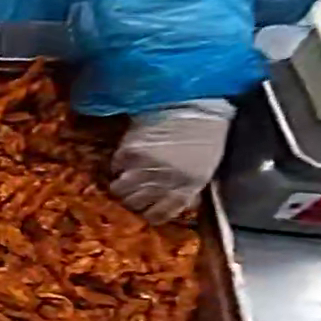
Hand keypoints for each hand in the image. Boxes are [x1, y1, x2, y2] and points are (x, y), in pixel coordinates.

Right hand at [110, 99, 234, 222]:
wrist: (190, 106)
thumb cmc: (204, 136)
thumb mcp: (205, 167)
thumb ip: (188, 187)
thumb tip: (179, 201)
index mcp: (187, 186)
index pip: (160, 214)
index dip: (150, 214)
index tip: (146, 210)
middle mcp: (163, 181)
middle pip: (135, 204)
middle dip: (131, 201)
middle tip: (131, 194)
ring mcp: (143, 168)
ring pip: (119, 190)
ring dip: (120, 187)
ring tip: (122, 180)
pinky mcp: (127, 154)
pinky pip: (115, 168)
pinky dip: (118, 166)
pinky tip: (126, 160)